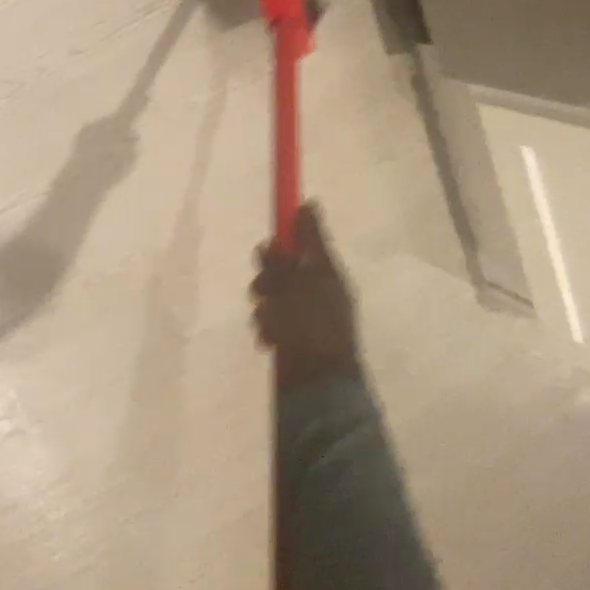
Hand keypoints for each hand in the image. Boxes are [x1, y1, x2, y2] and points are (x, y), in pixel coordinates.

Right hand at [251, 204, 359, 390]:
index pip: (313, 238)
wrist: (321, 385)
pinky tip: (269, 339)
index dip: (302, 221)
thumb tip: (284, 229)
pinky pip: (277, 318)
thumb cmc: (307, 329)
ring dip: (266, 306)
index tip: (293, 204)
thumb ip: (282, 259)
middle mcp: (323, 290)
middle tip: (261, 289)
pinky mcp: (302, 335)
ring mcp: (313, 313)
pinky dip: (270, 326)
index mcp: (327, 274)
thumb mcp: (290, 288)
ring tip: (267, 324)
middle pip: (288, 266)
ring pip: (277, 294)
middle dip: (269, 276)